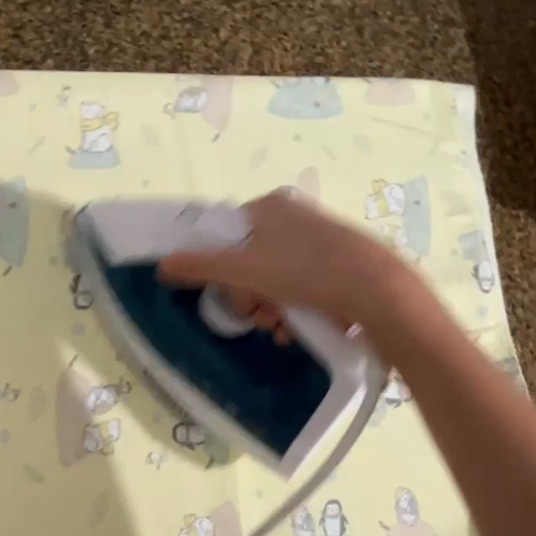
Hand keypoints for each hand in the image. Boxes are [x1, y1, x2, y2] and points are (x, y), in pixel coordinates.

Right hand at [158, 191, 429, 335]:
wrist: (374, 290)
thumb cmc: (304, 271)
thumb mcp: (243, 269)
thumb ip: (200, 266)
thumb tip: (162, 264)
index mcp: (269, 206)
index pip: (225, 236)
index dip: (220, 270)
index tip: (229, 294)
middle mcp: (292, 218)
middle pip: (246, 263)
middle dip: (248, 298)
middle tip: (258, 316)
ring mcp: (316, 242)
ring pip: (271, 282)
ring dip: (267, 311)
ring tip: (281, 327)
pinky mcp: (335, 268)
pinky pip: (297, 291)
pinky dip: (291, 313)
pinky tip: (296, 329)